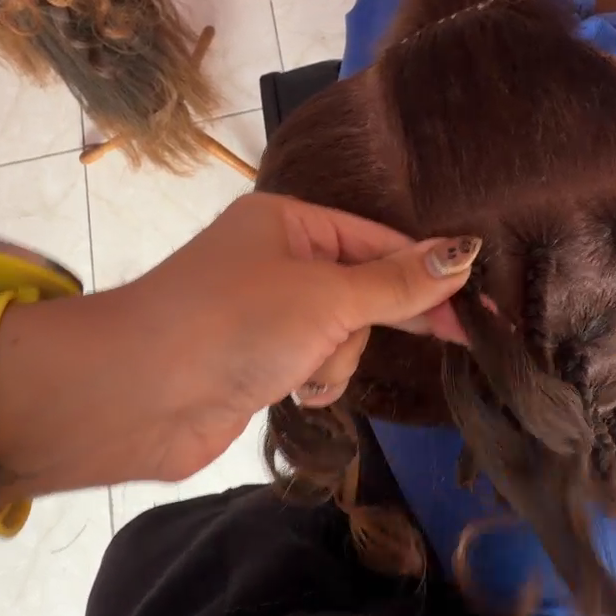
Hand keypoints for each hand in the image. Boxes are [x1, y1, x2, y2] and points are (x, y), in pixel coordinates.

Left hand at [0, 193, 477, 496]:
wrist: (138, 393)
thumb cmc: (236, 323)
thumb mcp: (327, 296)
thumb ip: (396, 282)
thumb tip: (462, 251)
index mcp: (287, 222)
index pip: (376, 239)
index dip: (427, 270)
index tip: (477, 304)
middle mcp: (276, 258)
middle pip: (360, 284)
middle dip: (389, 313)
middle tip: (456, 339)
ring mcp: (265, 310)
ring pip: (340, 331)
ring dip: (335, 355)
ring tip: (308, 369)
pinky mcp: (257, 358)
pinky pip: (313, 361)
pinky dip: (312, 377)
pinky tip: (293, 390)